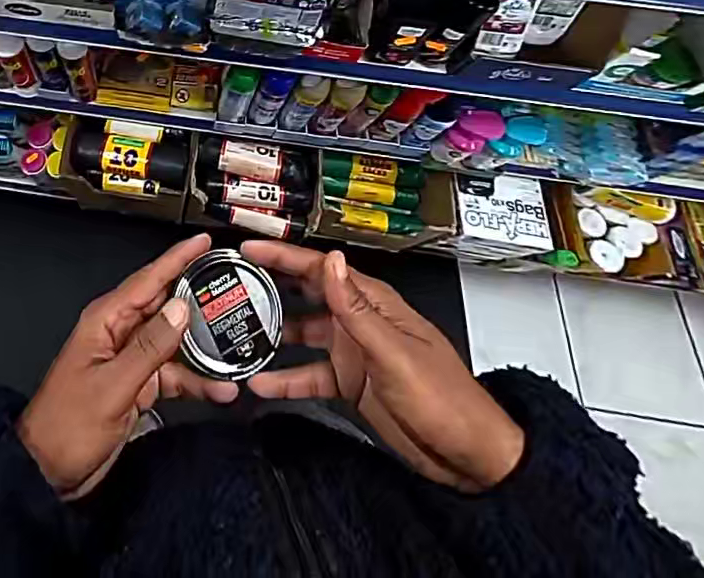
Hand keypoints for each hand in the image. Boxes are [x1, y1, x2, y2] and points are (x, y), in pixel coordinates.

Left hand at [17, 232, 237, 497]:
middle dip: (200, 297)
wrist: (46, 477)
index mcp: (107, 321)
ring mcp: (132, 357)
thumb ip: (150, 346)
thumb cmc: (66, 428)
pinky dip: (197, 379)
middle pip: (168, 305)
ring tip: (235, 345)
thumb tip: (182, 308)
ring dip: (205, 347)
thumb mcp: (112, 386)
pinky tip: (218, 387)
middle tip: (233, 287)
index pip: (149, 279)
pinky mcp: (140, 383)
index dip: (179, 258)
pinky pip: (175, 371)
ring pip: (177, 340)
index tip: (204, 242)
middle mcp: (121, 332)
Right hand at [241, 241, 523, 492]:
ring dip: (275, 335)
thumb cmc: (444, 396)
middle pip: (309, 295)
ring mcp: (355, 352)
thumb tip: (332, 263)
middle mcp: (361, 322)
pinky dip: (287, 378)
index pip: (321, 269)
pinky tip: (264, 384)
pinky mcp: (352, 383)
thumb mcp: (394, 350)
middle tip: (237, 283)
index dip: (284, 256)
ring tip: (241, 335)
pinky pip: (311, 375)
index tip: (252, 250)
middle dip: (273, 287)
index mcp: (373, 303)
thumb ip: (357, 309)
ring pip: (305, 335)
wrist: (465, 454)